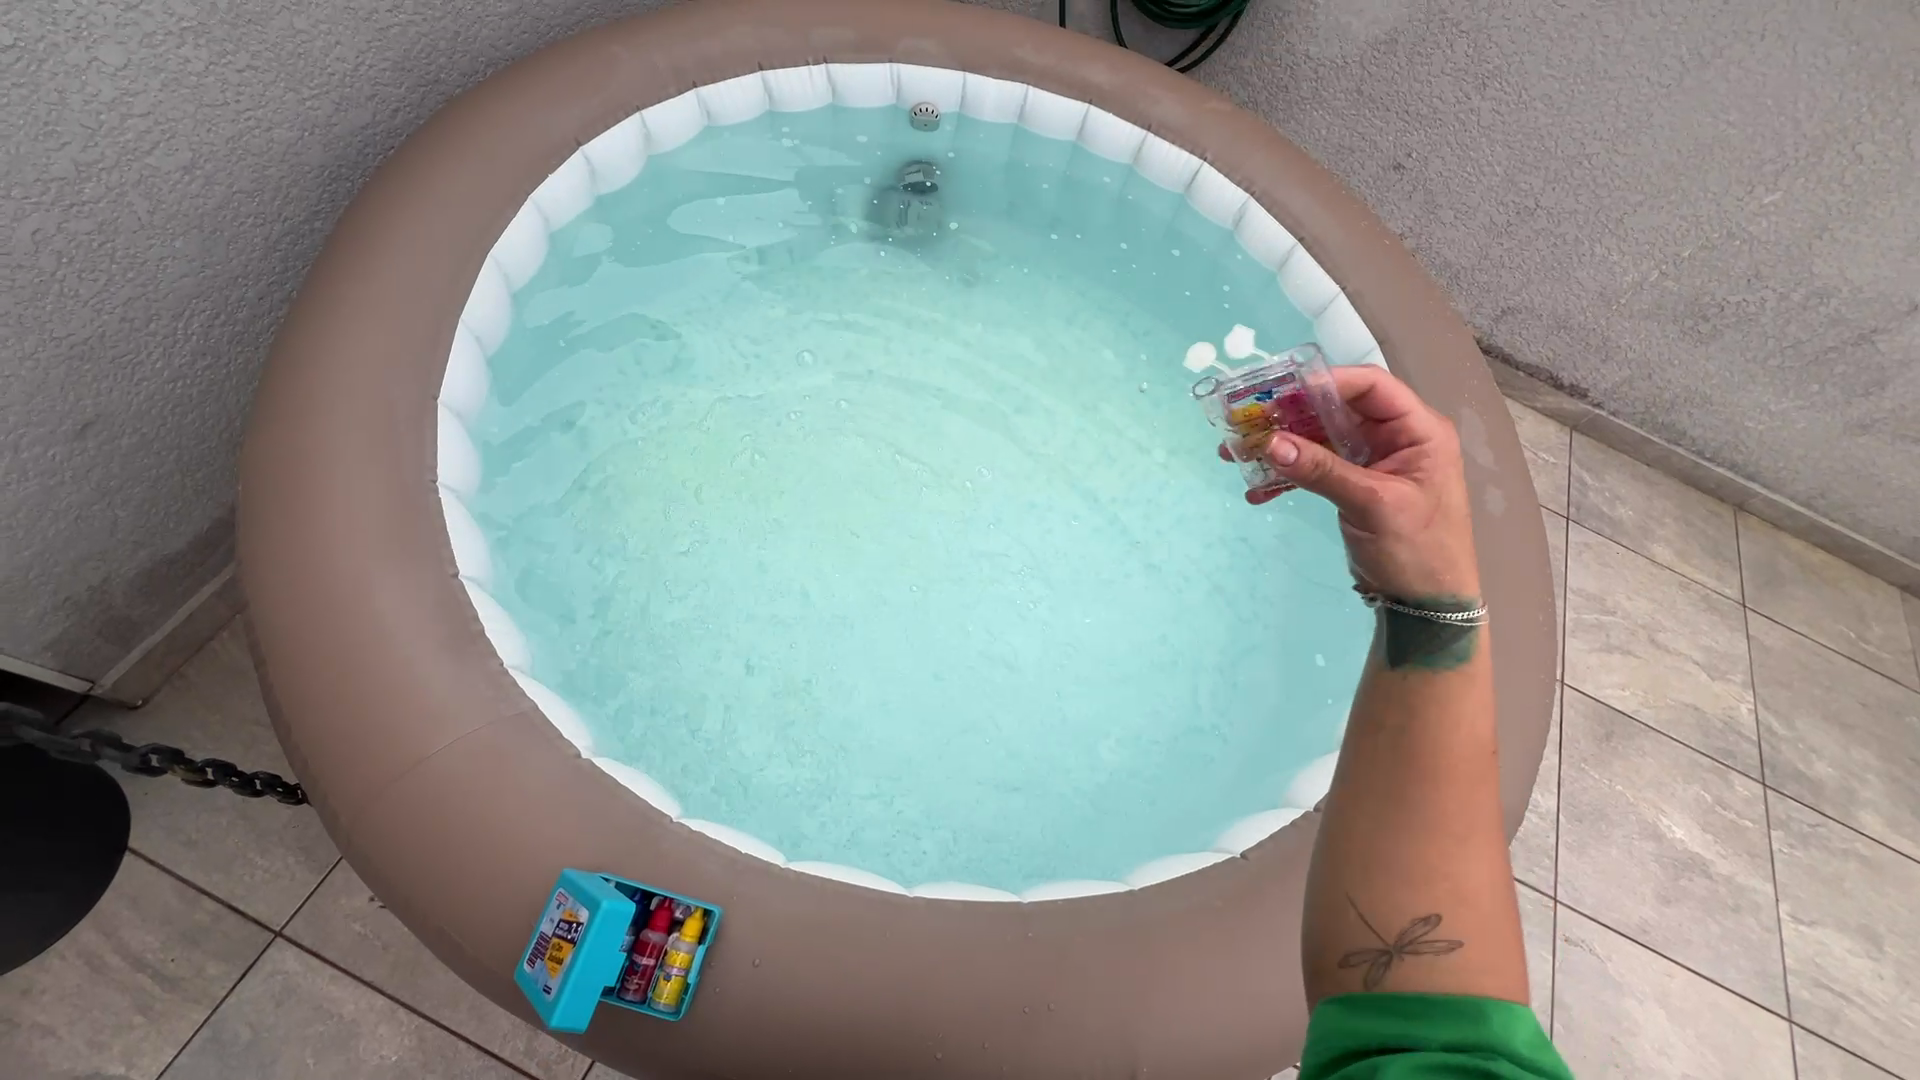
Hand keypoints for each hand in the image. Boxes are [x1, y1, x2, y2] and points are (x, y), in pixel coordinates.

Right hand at [1221, 366, 1480, 600]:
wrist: (1426, 604)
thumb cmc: (1417, 550)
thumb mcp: (1372, 505)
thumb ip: (1322, 470)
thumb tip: (1270, 443)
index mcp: (1417, 430)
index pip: (1369, 387)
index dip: (1325, 383)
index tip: (1279, 393)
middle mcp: (1394, 437)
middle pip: (1335, 409)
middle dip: (1289, 415)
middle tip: (1245, 420)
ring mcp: (1371, 461)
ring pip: (1318, 438)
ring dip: (1280, 446)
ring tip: (1236, 453)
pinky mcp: (1352, 484)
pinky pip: (1314, 467)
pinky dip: (1286, 476)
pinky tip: (1256, 490)